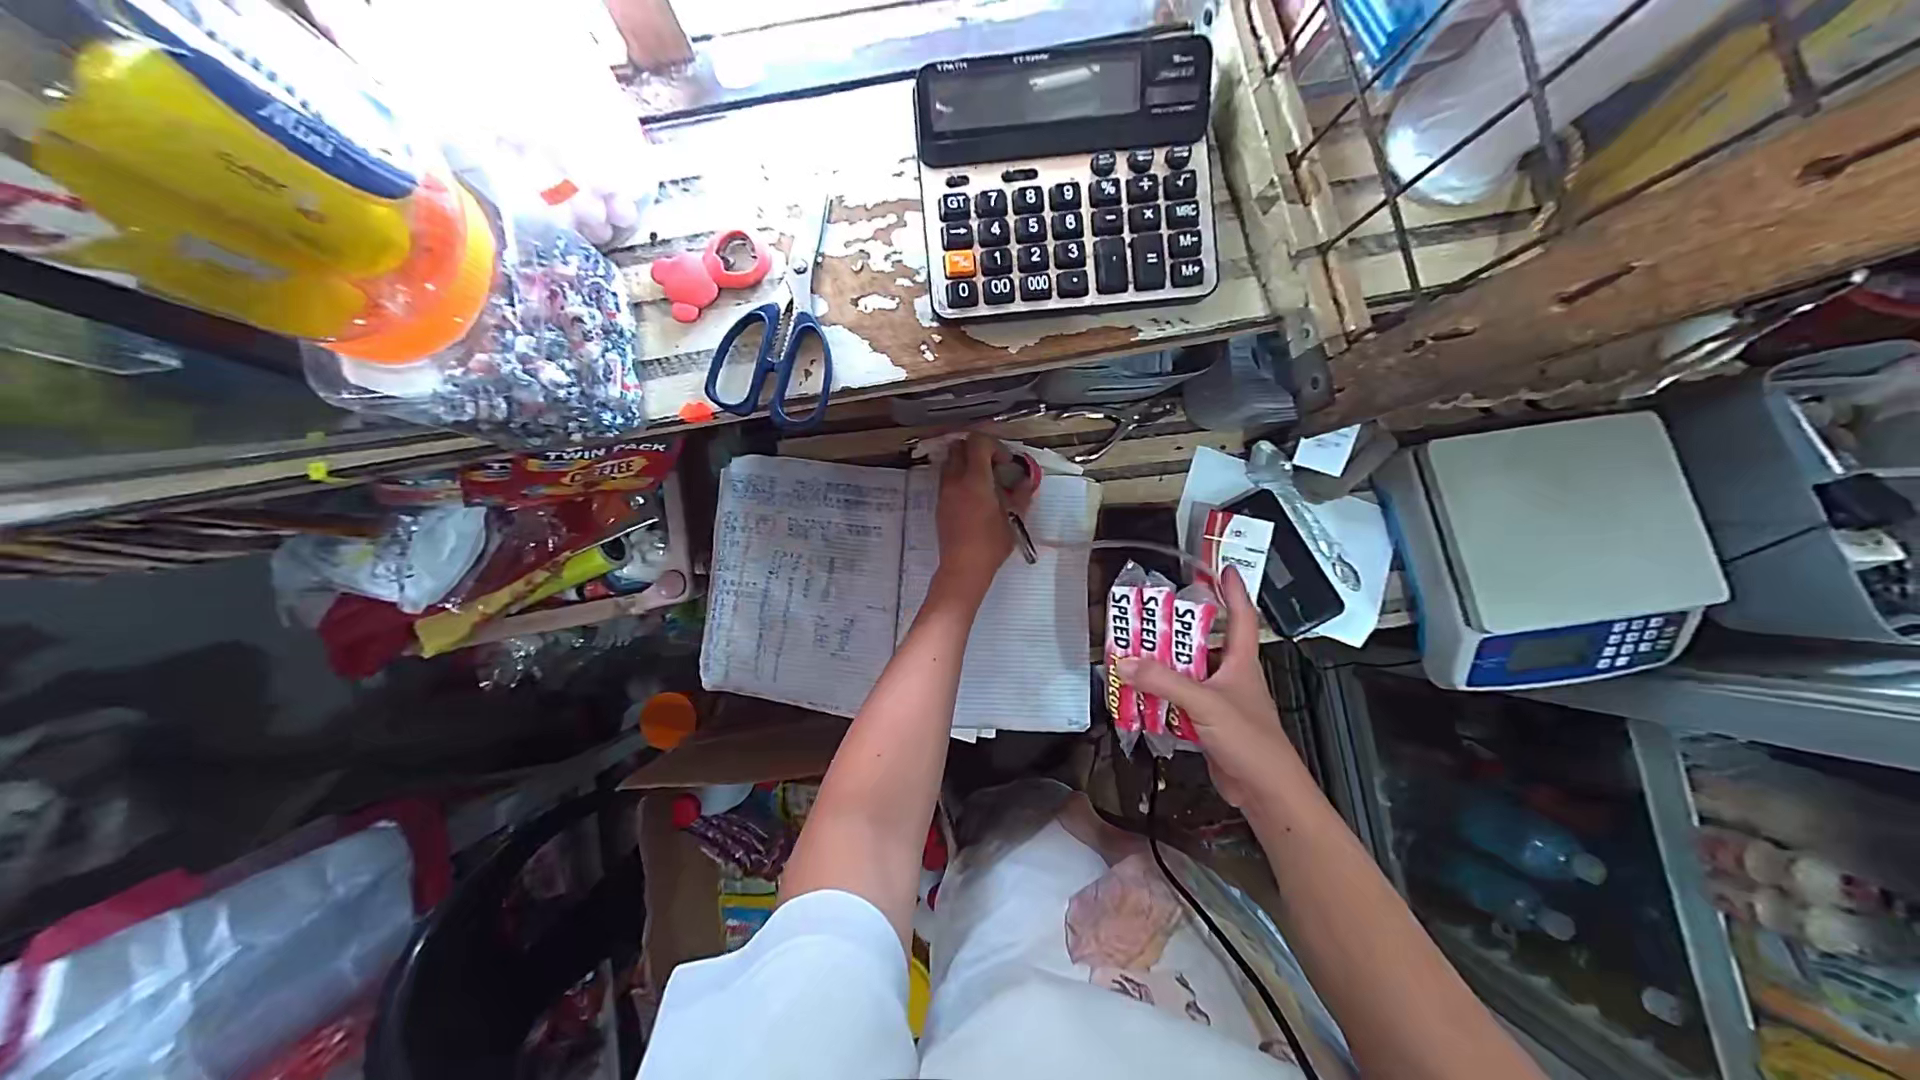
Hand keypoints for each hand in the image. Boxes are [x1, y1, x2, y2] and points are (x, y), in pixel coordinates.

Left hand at [935, 433, 1035, 595]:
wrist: (963, 568)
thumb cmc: (990, 544)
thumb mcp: (1013, 519)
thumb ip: (1021, 495)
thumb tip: (1026, 481)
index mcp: (974, 480)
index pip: (978, 443)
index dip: (994, 446)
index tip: (1006, 462)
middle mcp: (955, 481)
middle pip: (960, 446)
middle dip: (978, 449)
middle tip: (994, 465)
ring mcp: (944, 492)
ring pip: (950, 461)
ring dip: (967, 463)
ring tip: (984, 480)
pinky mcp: (939, 504)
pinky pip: (947, 479)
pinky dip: (959, 477)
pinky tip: (974, 496)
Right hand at [1116, 566, 1297, 808]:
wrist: (1265, 790)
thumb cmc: (1253, 743)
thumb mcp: (1206, 703)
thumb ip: (1164, 681)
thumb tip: (1127, 662)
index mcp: (1240, 662)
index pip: (1241, 615)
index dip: (1232, 590)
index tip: (1220, 568)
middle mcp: (1230, 676)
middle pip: (1202, 643)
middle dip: (1178, 629)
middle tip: (1151, 616)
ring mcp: (1219, 700)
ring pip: (1187, 672)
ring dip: (1164, 665)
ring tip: (1136, 653)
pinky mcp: (1207, 722)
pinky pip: (1179, 700)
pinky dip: (1160, 696)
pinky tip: (1141, 694)